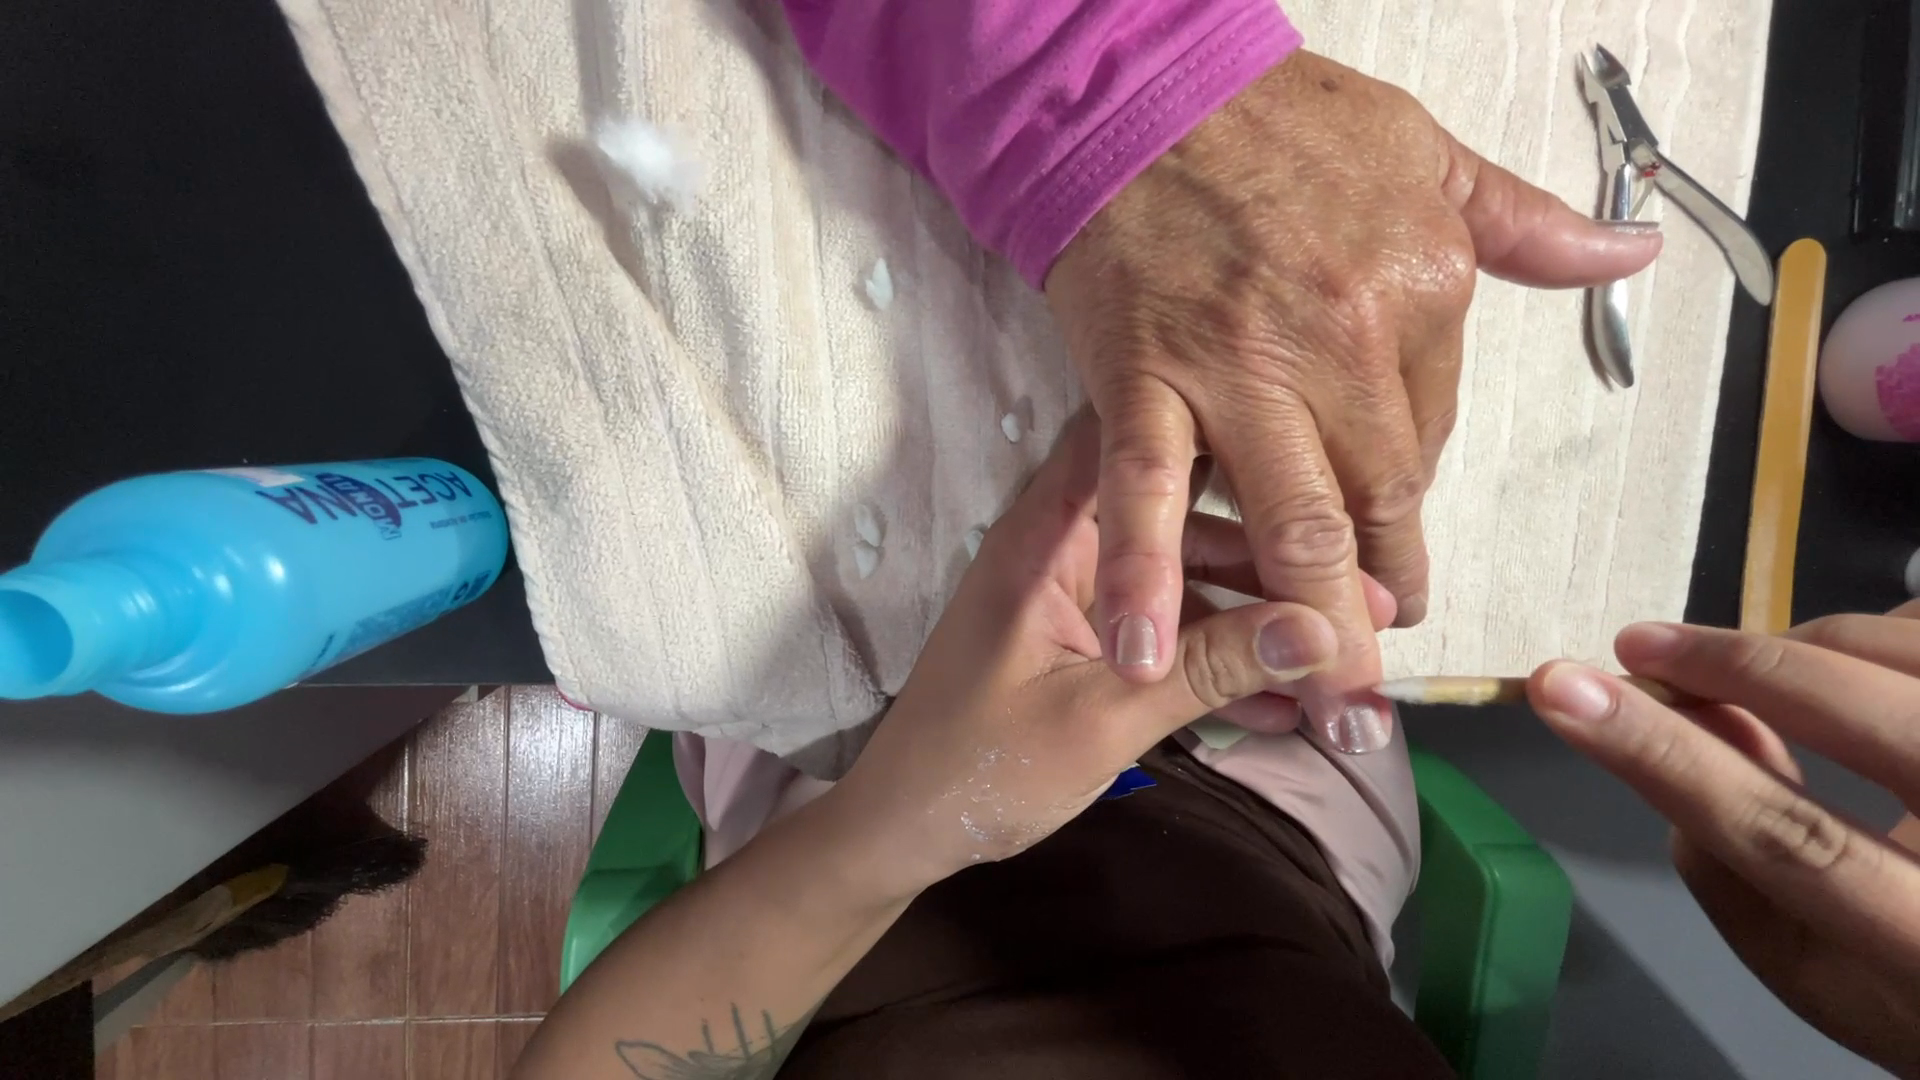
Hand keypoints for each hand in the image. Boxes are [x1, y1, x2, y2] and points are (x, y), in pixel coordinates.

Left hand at [829, 412, 1347, 886]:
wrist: (912, 826)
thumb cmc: (986, 765)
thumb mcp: (1105, 717)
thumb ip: (1208, 667)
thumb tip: (1323, 628)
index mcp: (1047, 538)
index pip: (1122, 439)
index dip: (1207, 425)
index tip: (1298, 435)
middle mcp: (1064, 550)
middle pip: (1177, 528)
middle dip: (1268, 562)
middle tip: (1369, 597)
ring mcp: (1076, 599)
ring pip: (1178, 588)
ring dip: (1251, 623)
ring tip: (1343, 657)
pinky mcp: (1085, 643)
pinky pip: (1159, 633)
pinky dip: (1209, 659)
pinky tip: (1277, 700)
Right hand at [1047, 50, 1662, 749]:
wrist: (1141, 106)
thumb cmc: (1276, 131)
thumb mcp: (1421, 156)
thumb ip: (1520, 220)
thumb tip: (1624, 257)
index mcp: (1417, 294)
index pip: (1421, 444)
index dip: (1404, 524)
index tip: (1389, 576)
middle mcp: (1340, 346)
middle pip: (1373, 508)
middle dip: (1375, 612)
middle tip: (1369, 699)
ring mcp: (1236, 373)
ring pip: (1282, 520)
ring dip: (1298, 625)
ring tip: (1306, 707)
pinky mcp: (1143, 385)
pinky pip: (1147, 494)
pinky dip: (1145, 576)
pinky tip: (1142, 654)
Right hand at [1527, 606, 1919, 1077]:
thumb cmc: (1898, 980)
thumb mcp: (1793, 956)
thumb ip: (1716, 853)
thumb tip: (1684, 719)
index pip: (1790, 838)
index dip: (1663, 750)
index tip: (1560, 685)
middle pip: (1892, 730)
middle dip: (1743, 666)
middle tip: (1644, 645)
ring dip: (1817, 643)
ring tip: (1761, 664)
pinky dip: (1888, 630)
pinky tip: (1856, 661)